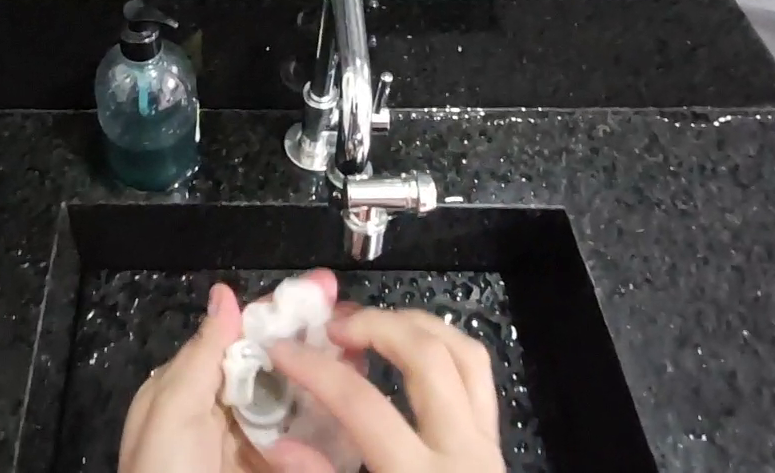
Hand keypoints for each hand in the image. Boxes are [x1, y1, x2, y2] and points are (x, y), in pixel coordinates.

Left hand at [119, 271, 342, 472]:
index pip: (246, 336)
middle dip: (318, 343)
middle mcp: (232, 414)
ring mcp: (260, 450)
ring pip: (303, 407)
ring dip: (332, 383)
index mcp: (199, 388)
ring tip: (364, 361)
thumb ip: (203, 354)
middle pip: (282, 367)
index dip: (284, 311)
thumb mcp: (171, 412)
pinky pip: (313, 453)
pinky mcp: (283, 472)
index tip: (324, 288)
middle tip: (356, 326)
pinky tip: (354, 411)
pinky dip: (330, 438)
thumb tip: (225, 292)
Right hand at [267, 308, 504, 472]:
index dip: (316, 370)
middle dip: (374, 325)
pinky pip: (477, 372)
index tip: (280, 348)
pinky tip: (409, 345)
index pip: (363, 405)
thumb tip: (278, 443)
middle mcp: (462, 452)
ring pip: (461, 352)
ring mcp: (486, 444)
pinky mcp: (496, 443)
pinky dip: (442, 344)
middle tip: (332, 325)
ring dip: (413, 324)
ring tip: (370, 323)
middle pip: (425, 357)